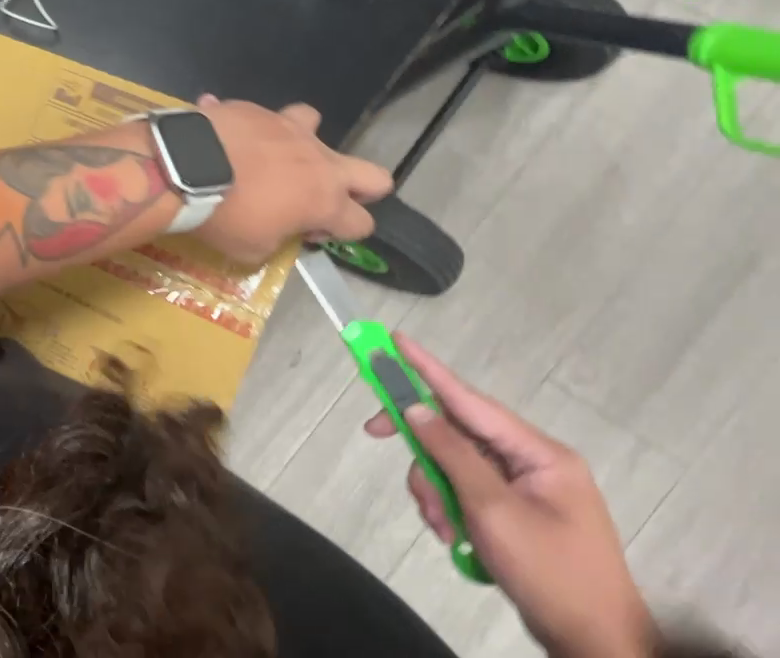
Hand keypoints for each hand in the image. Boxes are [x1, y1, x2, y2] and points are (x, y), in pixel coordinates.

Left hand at [189, 96, 392, 262]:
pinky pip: (257, 114)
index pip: (361, 223)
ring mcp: (289, 129)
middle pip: (373, 174)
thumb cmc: (222, 215)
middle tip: (316, 194)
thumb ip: (274, 241)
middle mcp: (319, 161)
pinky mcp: (255, 109)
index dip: (339, 232)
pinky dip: (246, 125)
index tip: (306, 231)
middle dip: (357, 187)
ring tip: (270, 154)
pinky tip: (226, 134)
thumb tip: (274, 231)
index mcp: (325, 201)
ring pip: (316, 123)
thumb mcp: (249, 249)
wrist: (184, 166)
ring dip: (299, 140)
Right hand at [367, 337, 656, 657]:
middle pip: (454, 432)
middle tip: (374, 436)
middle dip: (422, 449)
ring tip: (443, 526)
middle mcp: (532, 461)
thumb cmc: (549, 570)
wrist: (594, 642)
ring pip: (451, 463)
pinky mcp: (512, 510)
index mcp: (539, 454)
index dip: (427, 369)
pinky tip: (453, 535)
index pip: (470, 400)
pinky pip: (462, 488)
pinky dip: (447, 507)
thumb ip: (451, 454)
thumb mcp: (493, 510)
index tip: (393, 340)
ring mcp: (523, 487)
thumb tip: (414, 408)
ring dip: (434, 490)